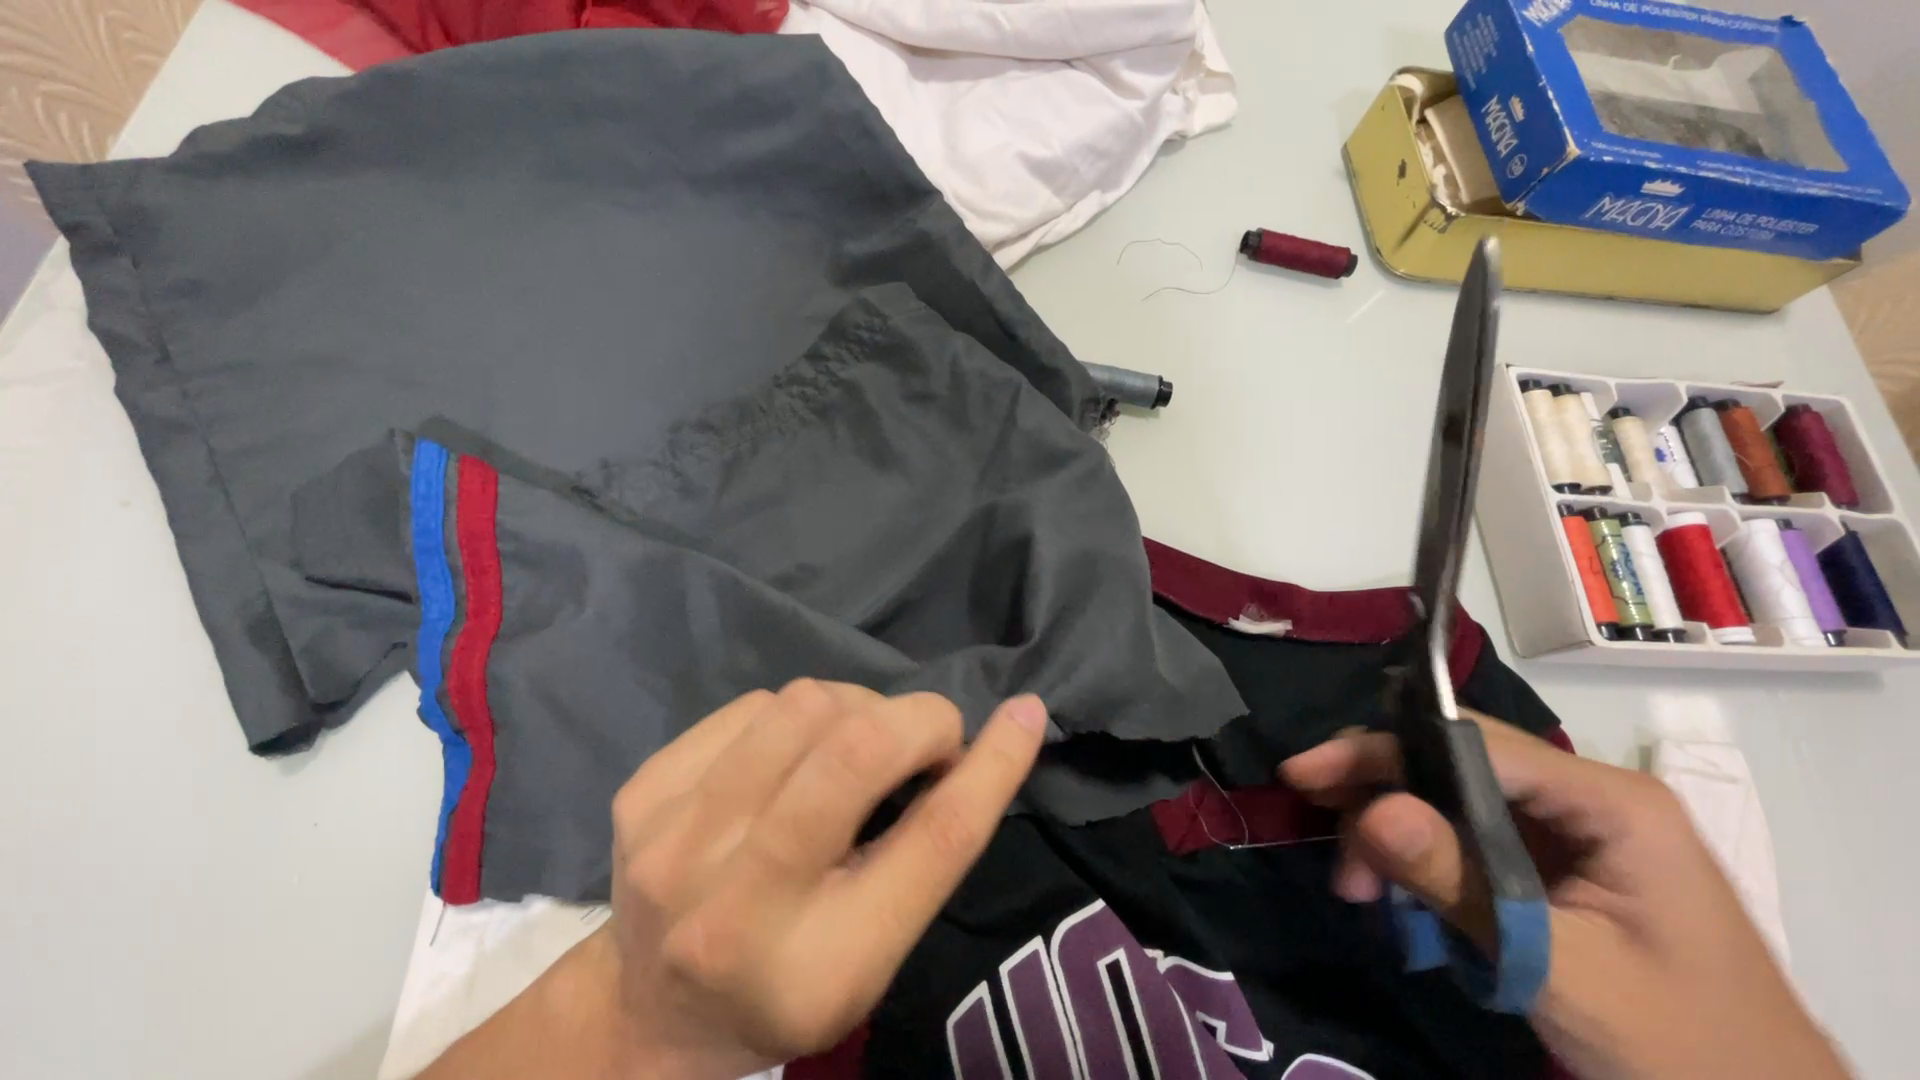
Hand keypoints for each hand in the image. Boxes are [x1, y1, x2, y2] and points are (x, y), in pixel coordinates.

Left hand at [607, 681, 1046, 1075]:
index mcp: (821, 961)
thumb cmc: (792, 985)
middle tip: (925, 740)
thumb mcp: (878, 948)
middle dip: (916, 721)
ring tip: (855, 745)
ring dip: (856, 708)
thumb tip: (998, 732)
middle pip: (855, 752)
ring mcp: (674, 839)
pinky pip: (751, 705)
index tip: (1026, 713)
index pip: (931, 841)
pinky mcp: (641, 793)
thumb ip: (930, 849)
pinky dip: (795, 716)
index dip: (990, 767)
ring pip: (801, 706)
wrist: (653, 1012)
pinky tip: (790, 756)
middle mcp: (737, 900)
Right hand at [1280, 712, 1849, 1079]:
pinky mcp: (1554, 865)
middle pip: (1454, 766)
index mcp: (1609, 801)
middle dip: (1381, 801)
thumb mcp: (1562, 969)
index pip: (1473, 744)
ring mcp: (1570, 831)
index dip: (1382, 750)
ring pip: (1451, 802)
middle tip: (1337, 859)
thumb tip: (1370, 810)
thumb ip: (1462, 883)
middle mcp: (1586, 797)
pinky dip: (1421, 864)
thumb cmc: (1682, 1048)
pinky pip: (1467, 841)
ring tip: (1361, 892)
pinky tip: (1397, 898)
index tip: (1304, 775)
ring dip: (1394, 839)